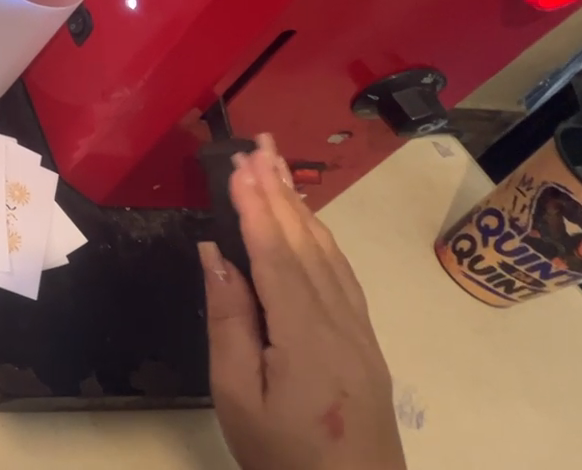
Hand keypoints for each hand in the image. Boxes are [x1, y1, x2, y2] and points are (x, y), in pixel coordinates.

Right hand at [201, 134, 405, 469]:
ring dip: (300, 207)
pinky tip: (308, 224)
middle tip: (259, 144)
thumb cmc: (282, 457)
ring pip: (328, 256)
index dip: (256, 205)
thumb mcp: (237, 395)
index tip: (238, 163)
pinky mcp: (365, 346)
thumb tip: (216, 256)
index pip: (277, 255)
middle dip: (280, 190)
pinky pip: (341, 277)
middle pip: (307, 244)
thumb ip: (228, 320)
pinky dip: (320, 239)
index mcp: (306, 337)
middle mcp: (341, 325)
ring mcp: (360, 335)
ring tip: (276, 168)